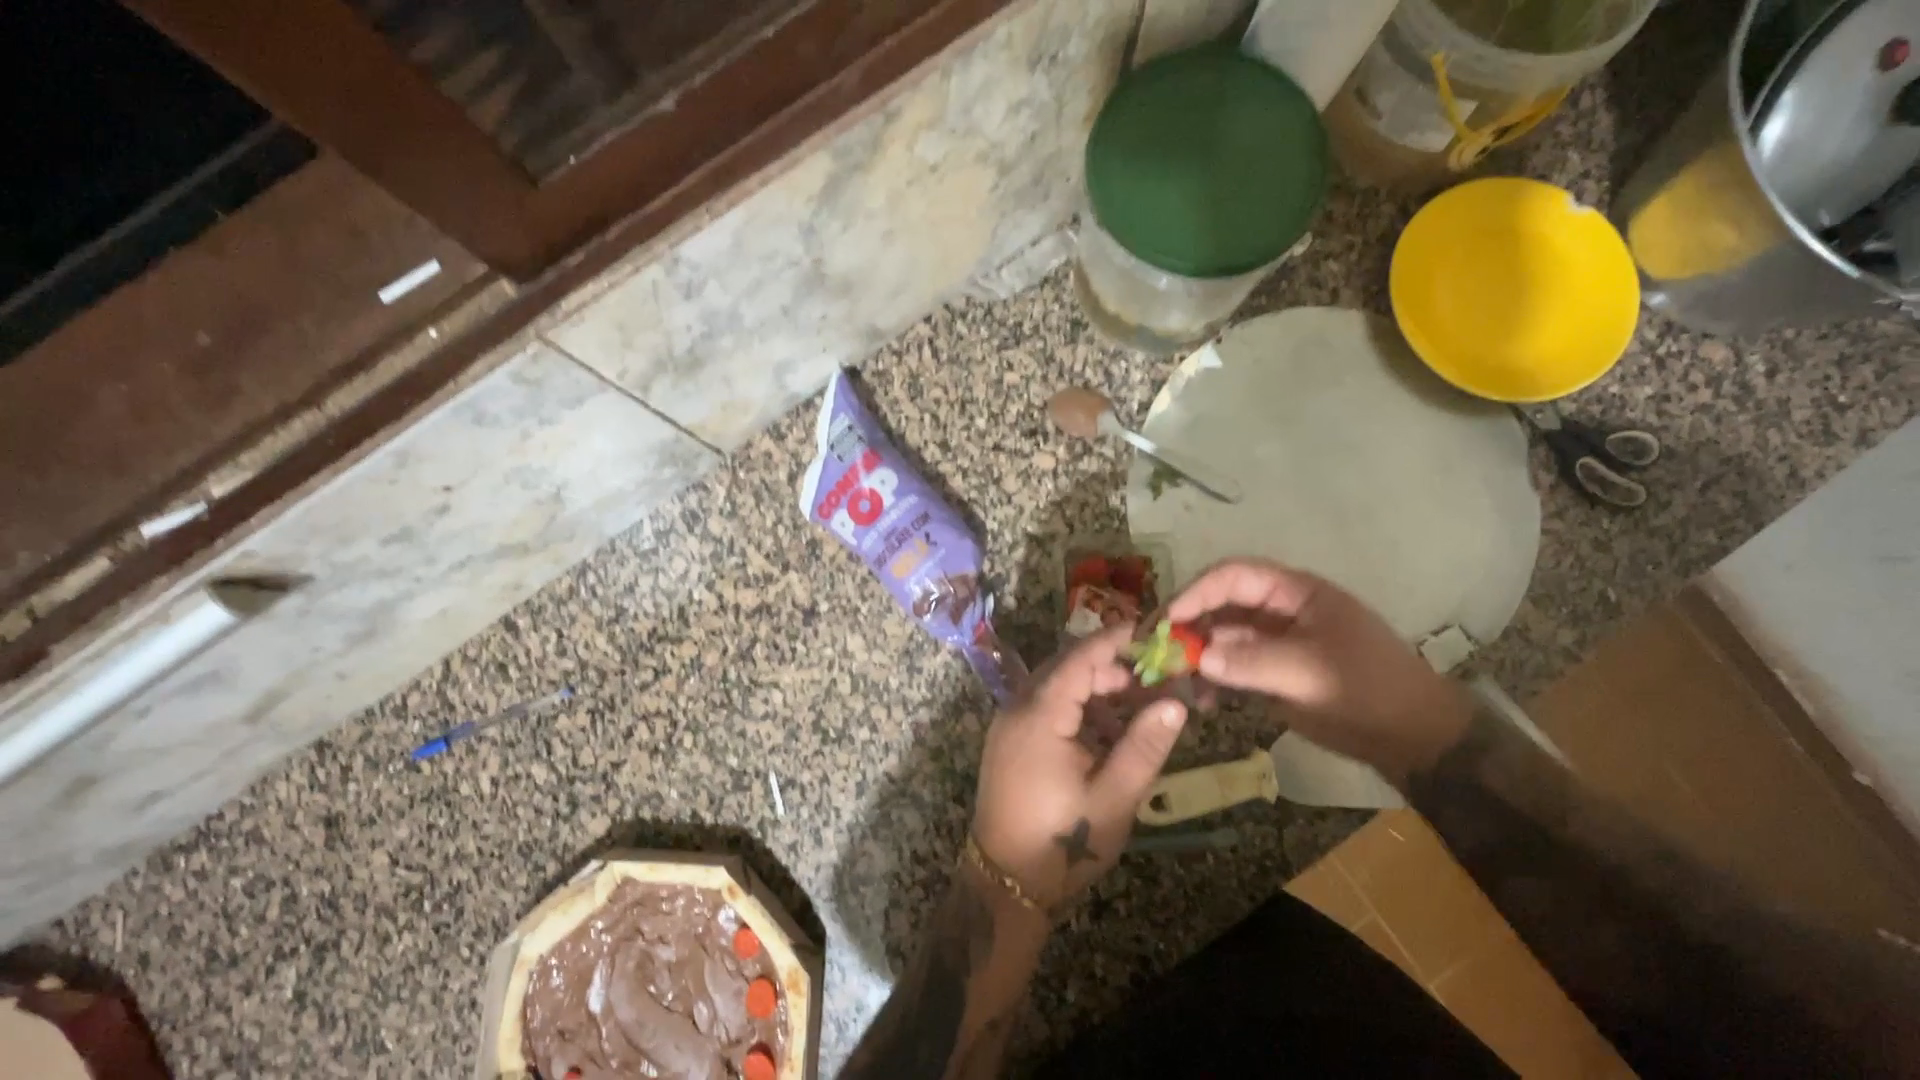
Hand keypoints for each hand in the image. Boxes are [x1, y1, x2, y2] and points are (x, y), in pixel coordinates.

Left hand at [971, 623, 1187, 908]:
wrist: (1004, 884)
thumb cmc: (1062, 842)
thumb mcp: (1114, 796)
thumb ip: (1145, 745)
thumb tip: (1177, 704)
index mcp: (1039, 714)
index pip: (1080, 657)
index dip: (1116, 640)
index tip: (1153, 631)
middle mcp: (1017, 709)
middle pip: (1067, 668)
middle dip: (1112, 668)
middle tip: (1156, 682)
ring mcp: (1009, 726)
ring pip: (1057, 688)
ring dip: (1097, 692)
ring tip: (1140, 712)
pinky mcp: (1009, 744)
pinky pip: (1045, 710)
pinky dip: (1078, 712)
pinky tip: (1110, 735)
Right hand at [1167, 559, 1472, 782]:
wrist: (1412, 737)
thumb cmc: (1369, 690)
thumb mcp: (1312, 672)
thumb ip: (1254, 662)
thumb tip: (1200, 657)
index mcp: (1295, 593)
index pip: (1233, 577)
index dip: (1196, 593)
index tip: (1167, 622)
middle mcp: (1278, 612)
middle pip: (1220, 606)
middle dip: (1187, 626)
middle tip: (1155, 653)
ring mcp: (1274, 644)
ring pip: (1220, 639)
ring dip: (1195, 657)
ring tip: (1173, 682)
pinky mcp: (1271, 675)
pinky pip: (1231, 669)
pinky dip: (1212, 681)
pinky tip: (1202, 703)